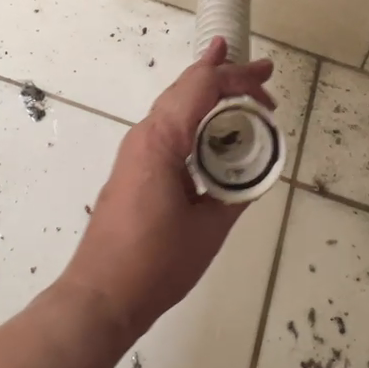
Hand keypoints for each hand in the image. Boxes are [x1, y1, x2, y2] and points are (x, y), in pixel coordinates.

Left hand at [56, 38, 274, 340]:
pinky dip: (194, 113)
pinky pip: (169, 125)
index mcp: (162, 139)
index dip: (237, 77)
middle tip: (261, 73)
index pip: (203, 87)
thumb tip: (255, 170)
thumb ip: (236, 192)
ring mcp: (135, 150)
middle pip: (187, 87)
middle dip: (225, 74)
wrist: (101, 295)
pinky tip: (209, 124)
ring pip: (175, 103)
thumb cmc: (156, 262)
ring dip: (209, 92)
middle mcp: (145, 134)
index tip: (267, 78)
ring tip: (238, 81)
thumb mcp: (209, 228)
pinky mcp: (134, 167)